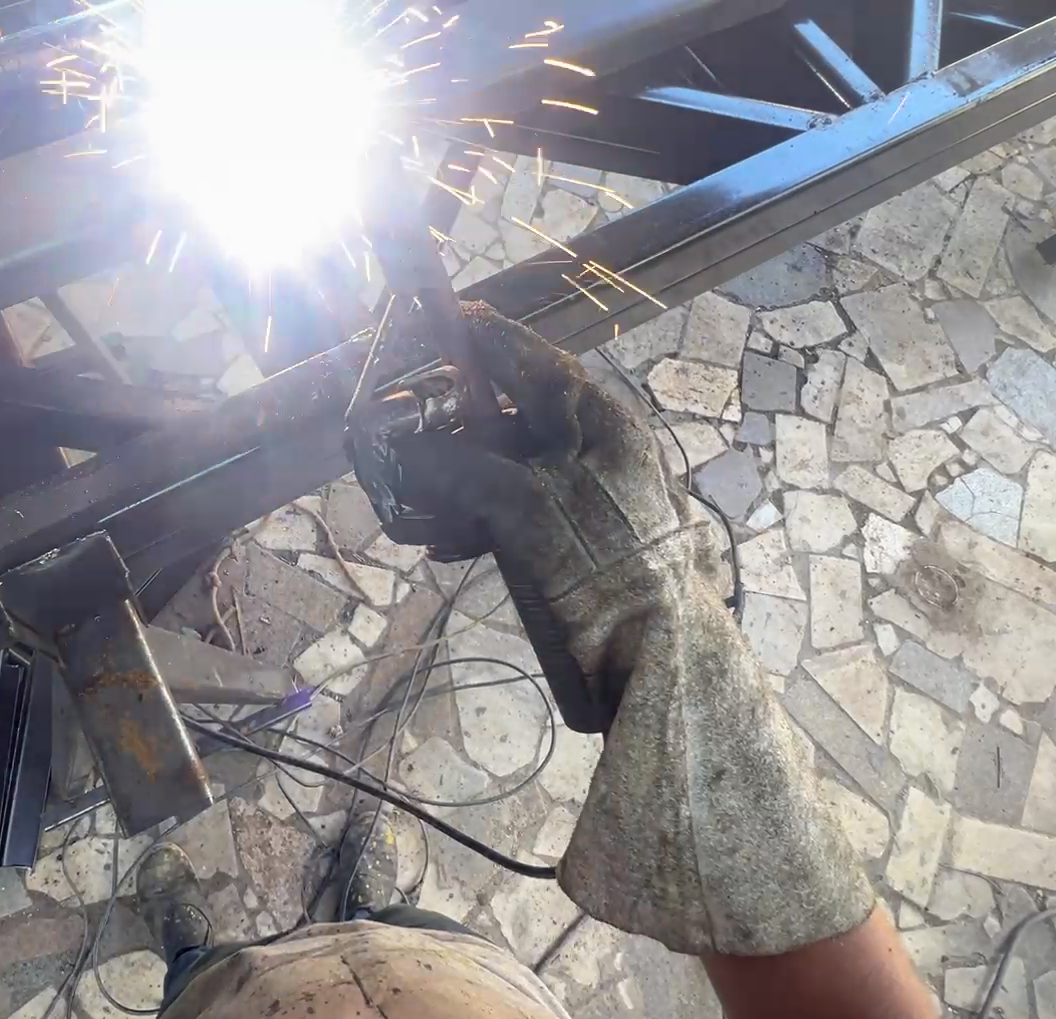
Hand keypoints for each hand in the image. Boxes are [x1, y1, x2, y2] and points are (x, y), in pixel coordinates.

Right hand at [392, 304, 871, 956]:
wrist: (651, 661)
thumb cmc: (597, 565)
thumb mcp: (521, 507)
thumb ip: (459, 469)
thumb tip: (405, 449)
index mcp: (596, 422)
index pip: (533, 360)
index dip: (487, 339)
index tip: (444, 320)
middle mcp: (590, 449)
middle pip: (509, 416)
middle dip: (453, 424)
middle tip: (404, 424)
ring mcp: (578, 496)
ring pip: (501, 469)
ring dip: (453, 481)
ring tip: (410, 498)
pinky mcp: (565, 538)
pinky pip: (508, 514)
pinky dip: (472, 522)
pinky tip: (441, 544)